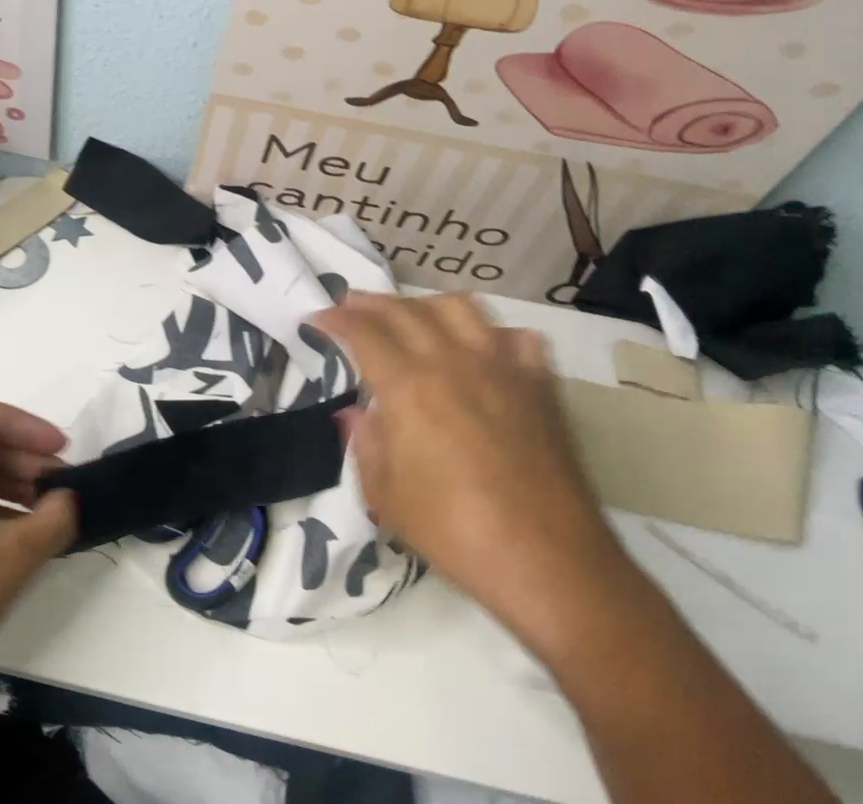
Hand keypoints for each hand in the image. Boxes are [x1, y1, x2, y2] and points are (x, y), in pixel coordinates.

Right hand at [313, 292, 626, 627]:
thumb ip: (365, 444)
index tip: (316, 319)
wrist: (546, 559)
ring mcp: (504, 369)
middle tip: (350, 304)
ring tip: (410, 316)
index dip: (335, 320)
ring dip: (426, 304)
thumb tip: (355, 414)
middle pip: (407, 311)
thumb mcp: (385, 495)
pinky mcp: (541, 386)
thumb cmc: (452, 530)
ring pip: (462, 309)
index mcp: (408, 386)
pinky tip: (481, 348)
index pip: (364, 333)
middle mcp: (454, 362)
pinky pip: (514, 337)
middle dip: (372, 303)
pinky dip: (490, 332)